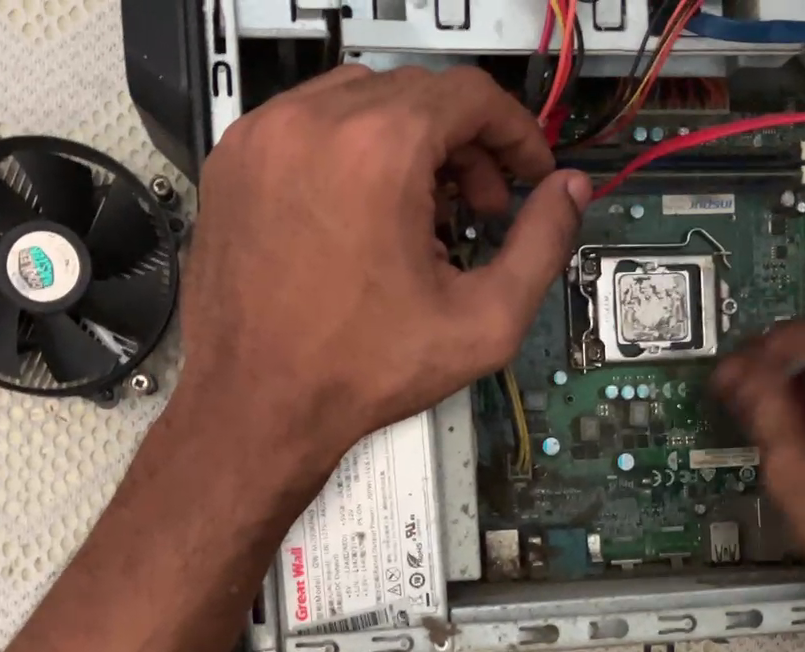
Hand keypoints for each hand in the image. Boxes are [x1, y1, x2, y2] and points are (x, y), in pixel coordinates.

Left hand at [172, 65, 589, 499]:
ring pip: (363, 102)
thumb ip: (542, 246)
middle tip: (484, 209)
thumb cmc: (367, 369)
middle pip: (417, 94)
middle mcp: (311, 125)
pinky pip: (312, 127)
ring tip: (427, 218)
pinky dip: (357, 154)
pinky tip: (371, 219)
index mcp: (377, 151)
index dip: (515, 132)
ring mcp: (263, 138)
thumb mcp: (486, 320)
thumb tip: (570, 194)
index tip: (529, 174)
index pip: (468, 93)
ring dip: (413, 145)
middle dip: (467, 144)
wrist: (261, 404)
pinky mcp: (234, 162)